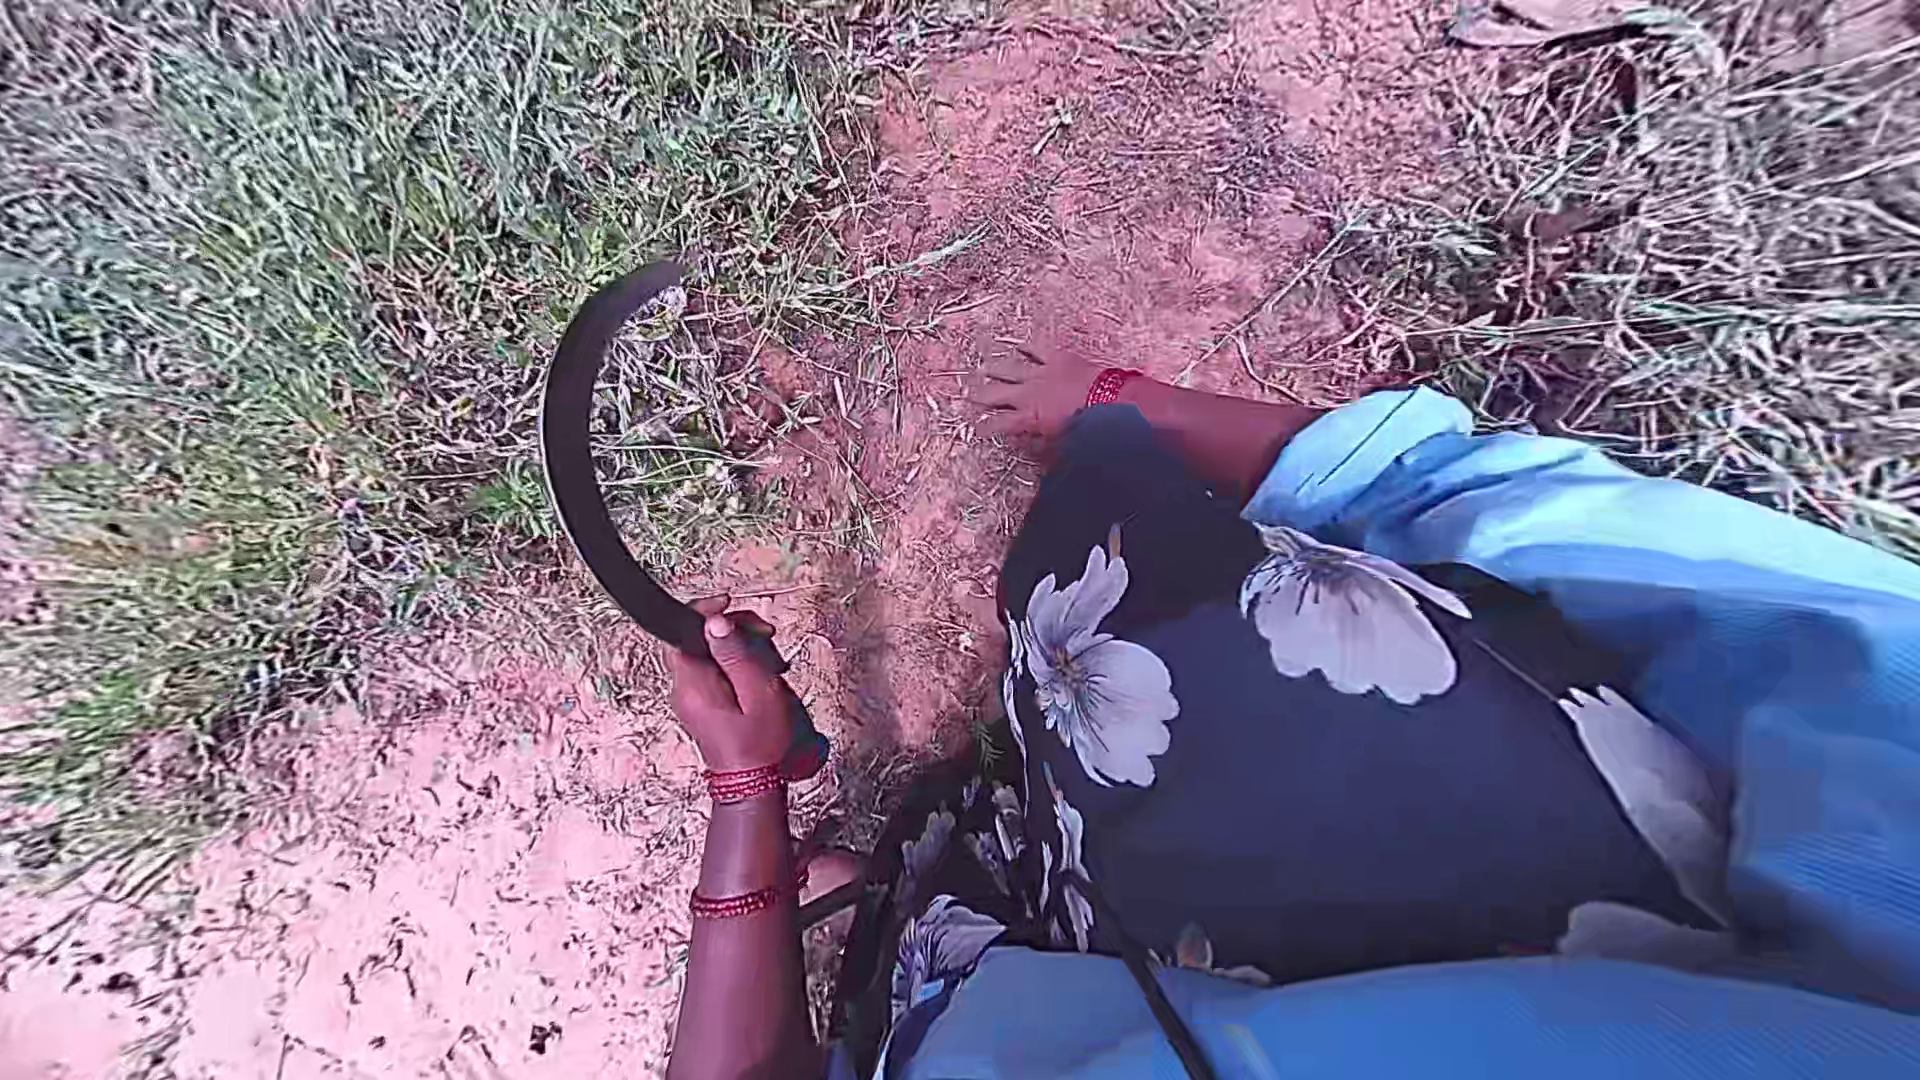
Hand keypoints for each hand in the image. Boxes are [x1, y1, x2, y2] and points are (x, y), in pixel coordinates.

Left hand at [669, 596, 793, 771]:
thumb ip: (737, 655)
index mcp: (694, 684)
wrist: (754, 784)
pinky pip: (718, 671)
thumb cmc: (760, 744)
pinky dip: (740, 666)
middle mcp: (686, 689)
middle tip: (766, 636)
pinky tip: (762, 675)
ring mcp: (694, 697)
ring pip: (712, 654)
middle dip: (735, 631)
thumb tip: (715, 623)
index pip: (682, 632)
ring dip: (742, 649)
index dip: (705, 612)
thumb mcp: (758, 692)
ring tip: (771, 663)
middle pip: (700, 640)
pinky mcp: (705, 703)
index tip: (729, 603)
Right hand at [969, 346, 1104, 440]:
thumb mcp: (1059, 445)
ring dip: (994, 369)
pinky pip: (1035, 349)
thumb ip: (1039, 444)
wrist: (1110, 402)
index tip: (979, 428)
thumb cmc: (1086, 428)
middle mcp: (1027, 393)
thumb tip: (1029, 443)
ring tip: (983, 368)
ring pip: (1009, 368)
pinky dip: (1025, 348)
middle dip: (981, 395)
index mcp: (1027, 417)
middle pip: (995, 393)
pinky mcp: (1056, 357)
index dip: (985, 426)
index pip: (997, 423)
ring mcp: (1040, 373)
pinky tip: (1018, 347)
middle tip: (970, 395)